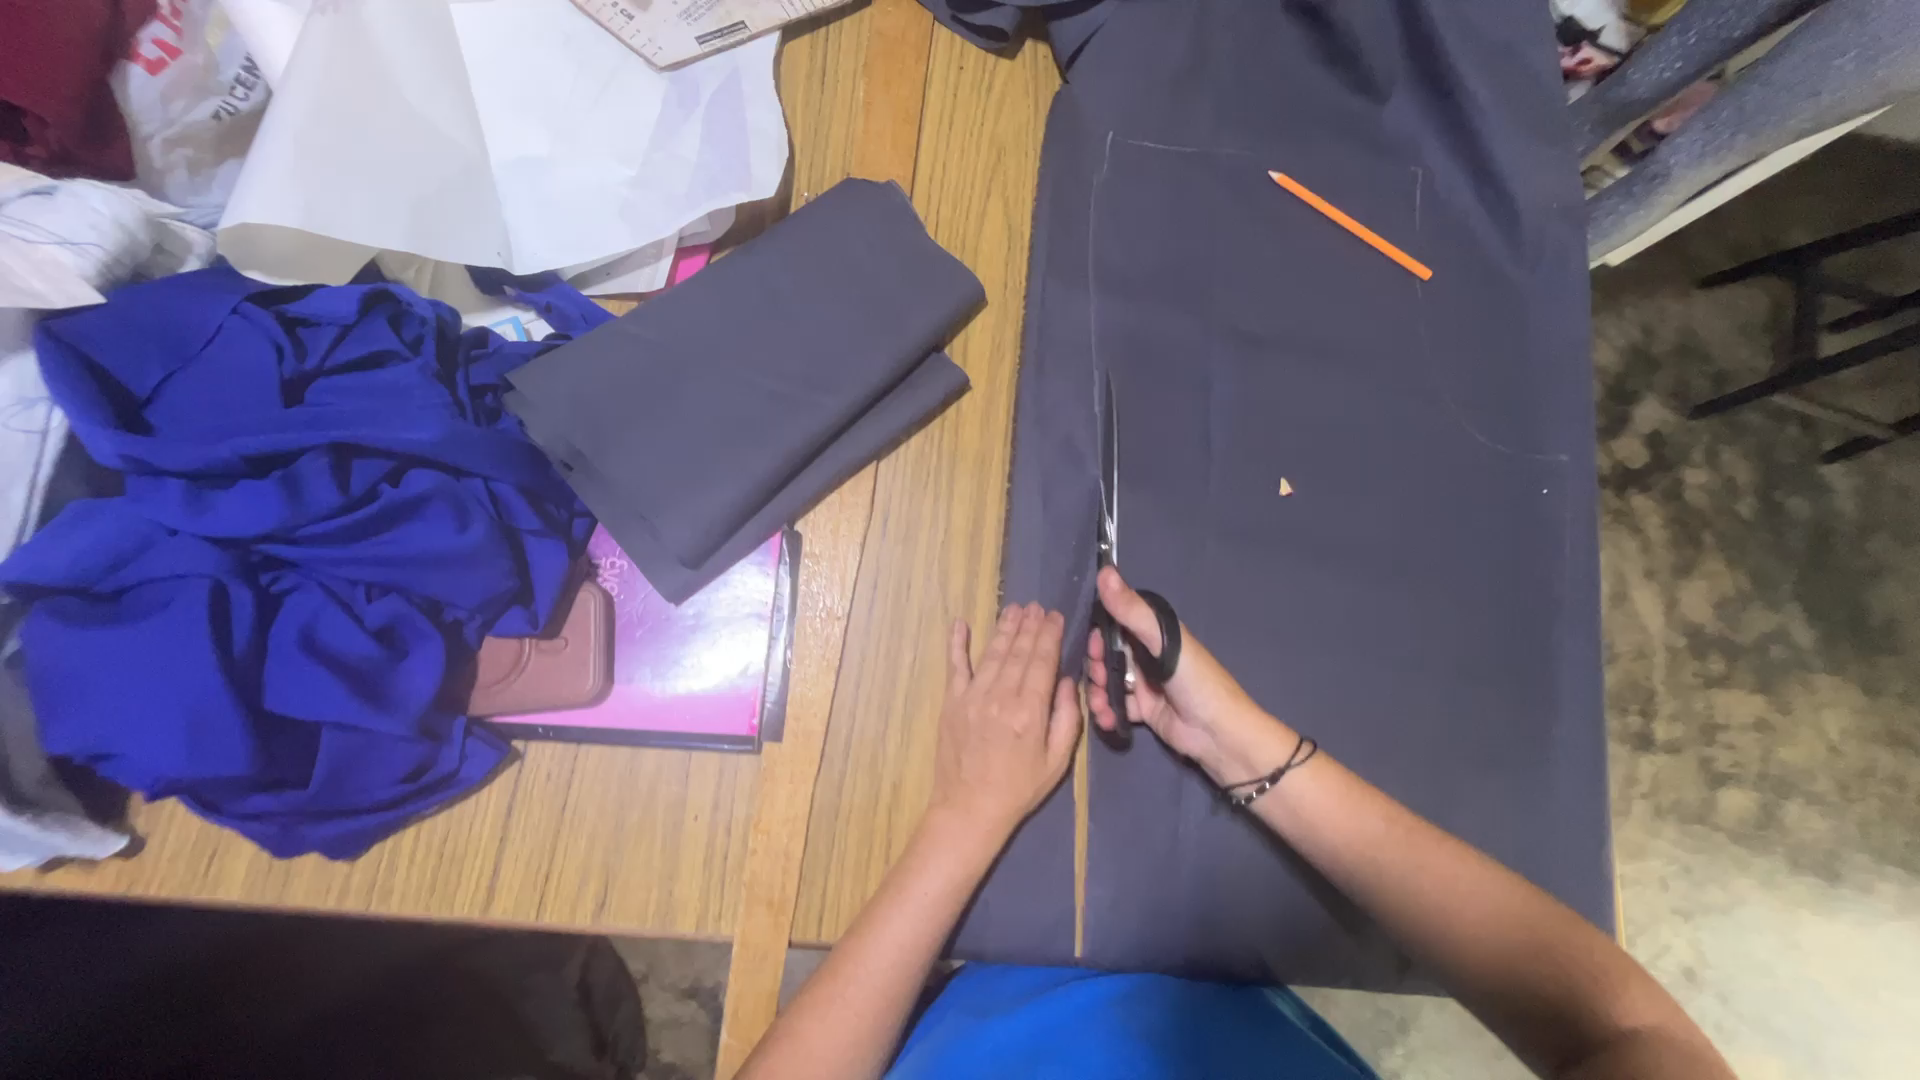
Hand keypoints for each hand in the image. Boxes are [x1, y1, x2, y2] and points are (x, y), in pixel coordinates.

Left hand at [928, 604, 1081, 845]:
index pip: (1042, 661)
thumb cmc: (1019, 789)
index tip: (1055, 616)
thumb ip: (1066, 718)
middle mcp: (1001, 696)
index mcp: (1030, 710)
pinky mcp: (952, 702)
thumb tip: (1065, 681)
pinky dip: (956, 643)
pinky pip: (955, 666)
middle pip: (1018, 651)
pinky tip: (960, 623)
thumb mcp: (1057, 760)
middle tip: (1037, 605)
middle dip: (1030, 625)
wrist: (969, 809)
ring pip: (992, 652)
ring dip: (1004, 628)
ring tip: (1015, 609)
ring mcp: (972, 696)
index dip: (1050, 635)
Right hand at [1086, 567, 1295, 784]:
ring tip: (1100, 705)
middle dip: (1096, 665)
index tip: (1093, 645)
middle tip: (1099, 678)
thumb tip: (1104, 570)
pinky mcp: (1144, 710)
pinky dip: (1107, 712)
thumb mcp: (1163, 641)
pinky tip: (1107, 719)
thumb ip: (1132, 610)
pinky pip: (1116, 706)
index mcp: (1155, 633)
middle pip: (1108, 654)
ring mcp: (1145, 683)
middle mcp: (1148, 655)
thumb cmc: (1196, 681)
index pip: (1117, 623)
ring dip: (1098, 691)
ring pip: (1109, 681)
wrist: (1219, 734)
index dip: (1100, 633)